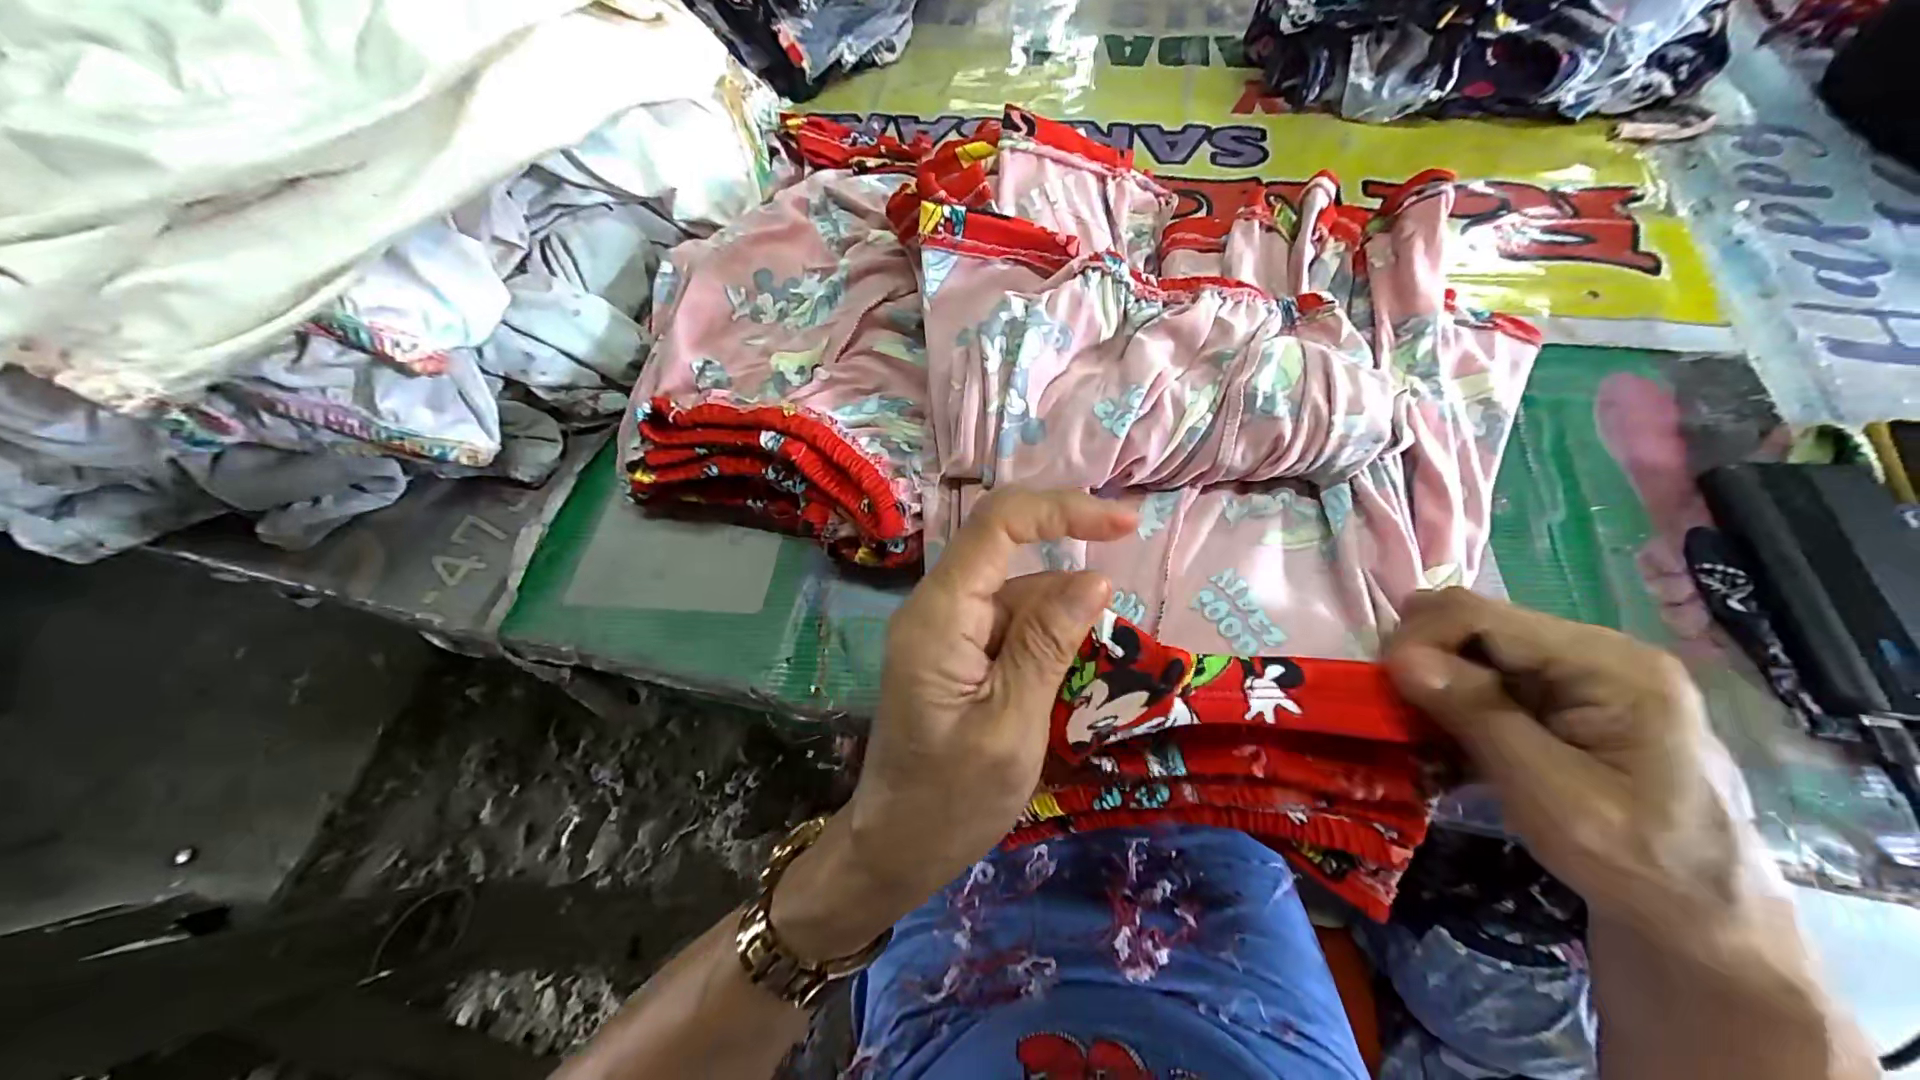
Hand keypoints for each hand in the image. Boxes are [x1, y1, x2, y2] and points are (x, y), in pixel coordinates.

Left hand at [772, 489, 1134, 958]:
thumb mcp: (1013, 725)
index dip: (1061, 510)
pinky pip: (1008, 626)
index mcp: (939, 617)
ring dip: (1062, 622)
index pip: (996, 526)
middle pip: (1008, 556)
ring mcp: (943, 631)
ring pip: (1016, 595)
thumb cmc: (951, 801)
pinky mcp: (954, 654)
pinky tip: (1065, 684)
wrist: (894, 848)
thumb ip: (1049, 644)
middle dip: (1069, 577)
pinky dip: (1045, 644)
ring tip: (1085, 680)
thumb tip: (1094, 578)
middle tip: (1116, 623)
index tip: (1124, 523)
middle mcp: (936, 609)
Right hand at [1383, 587, 1777, 946]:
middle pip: (1475, 622)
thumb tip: (1400, 657)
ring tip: (1417, 731)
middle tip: (1395, 712)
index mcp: (1611, 665)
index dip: (1419, 639)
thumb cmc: (1636, 863)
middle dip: (1422, 658)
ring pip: (1473, 648)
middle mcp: (1598, 652)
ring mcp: (1584, 674)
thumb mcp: (1551, 794)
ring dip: (1433, 683)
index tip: (1380, 686)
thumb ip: (1478, 717)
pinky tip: (1445, 740)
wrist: (1703, 922)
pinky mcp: (1568, 698)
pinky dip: (1454, 702)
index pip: (1482, 616)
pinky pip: (1487, 677)